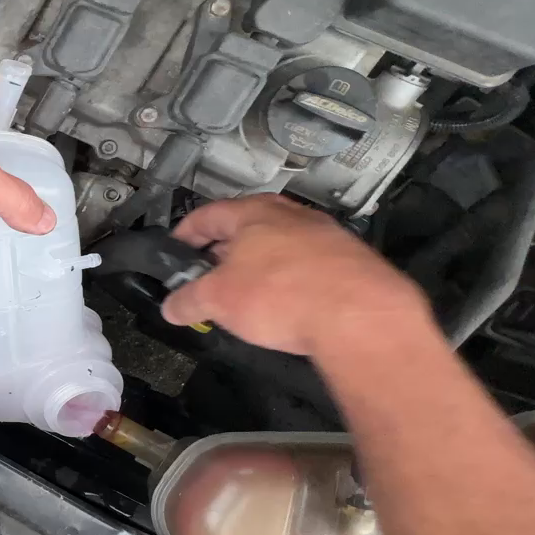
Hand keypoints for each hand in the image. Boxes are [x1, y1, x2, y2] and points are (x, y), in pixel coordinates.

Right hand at [160, 195, 432, 355]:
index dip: (185, 234)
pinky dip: (289, 279)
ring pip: (280, 245)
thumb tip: (172, 307)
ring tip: (244, 292)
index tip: (176, 250)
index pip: (207, 214)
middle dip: (223, 250)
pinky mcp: (354, 262)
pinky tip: (283, 304)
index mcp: (256, 213)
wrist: (361, 320)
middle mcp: (295, 217)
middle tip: (207, 272)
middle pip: (247, 227)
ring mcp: (329, 237)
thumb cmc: (285, 296)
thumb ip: (185, 301)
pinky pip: (309, 265)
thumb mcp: (214, 301)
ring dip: (258, 264)